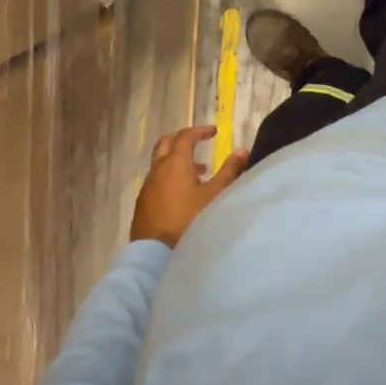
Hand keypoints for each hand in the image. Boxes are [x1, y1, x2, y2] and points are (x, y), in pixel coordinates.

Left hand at [130, 126, 247, 248]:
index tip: (214, 132)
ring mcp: (147, 186)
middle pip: (166, 143)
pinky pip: (156, 180)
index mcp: (175, 163)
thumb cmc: (188, 220)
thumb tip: (242, 150)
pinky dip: (169, 176)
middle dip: (182, 139)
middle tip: (198, 141)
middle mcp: (158, 170)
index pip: (186, 136)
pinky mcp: (143, 203)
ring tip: (198, 171)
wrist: (155, 253)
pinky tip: (182, 193)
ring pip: (160, 163)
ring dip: (177, 160)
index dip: (200, 131)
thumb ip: (229, 171)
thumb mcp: (214, 195)